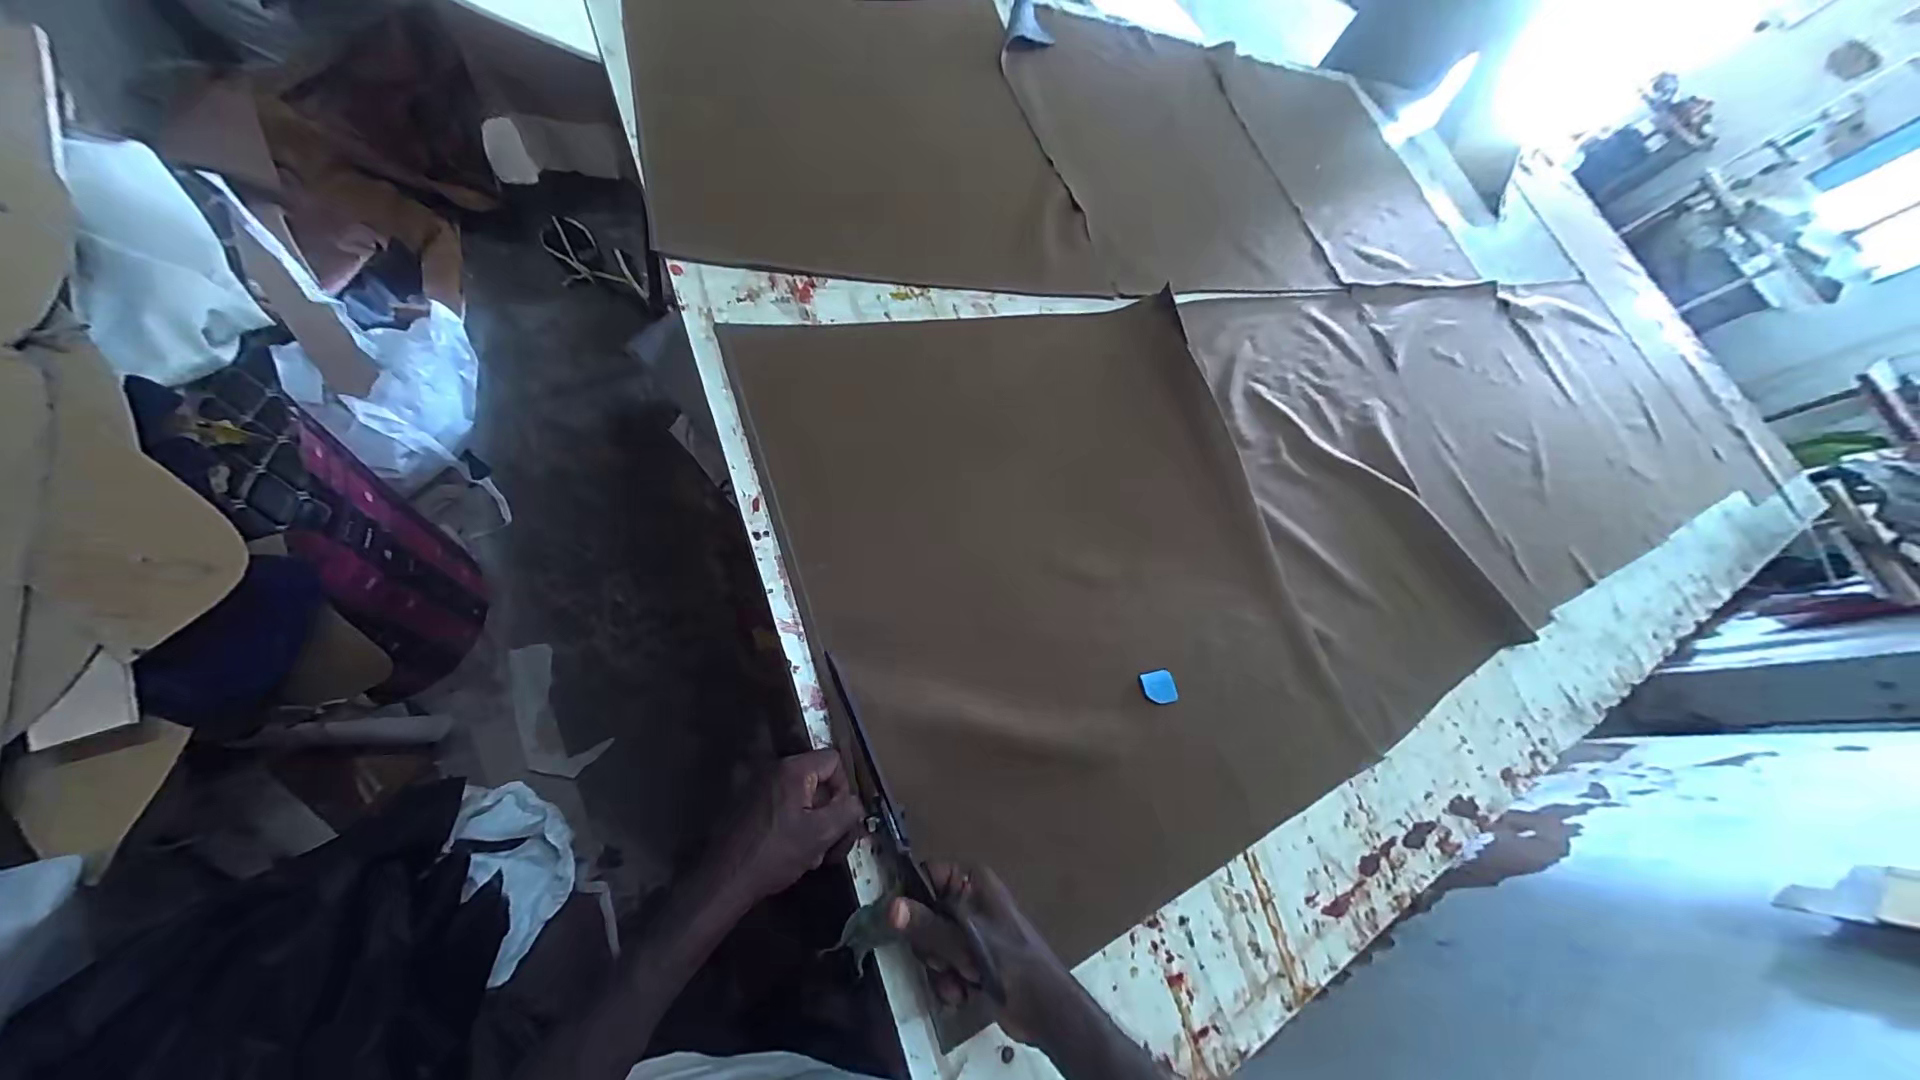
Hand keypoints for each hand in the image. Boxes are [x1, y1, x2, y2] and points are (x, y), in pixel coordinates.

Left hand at [711, 749, 864, 902]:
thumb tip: (855, 802)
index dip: (843, 788)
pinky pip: (781, 805)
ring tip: (809, 855)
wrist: (724, 880)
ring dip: (811, 823)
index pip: (833, 760)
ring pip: (800, 797)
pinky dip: (791, 824)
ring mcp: (756, 786)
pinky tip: (789, 852)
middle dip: (828, 812)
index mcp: (792, 769)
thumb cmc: (774, 854)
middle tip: (828, 843)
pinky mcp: (745, 804)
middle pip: (817, 780)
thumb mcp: (821, 834)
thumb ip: (847, 811)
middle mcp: (773, 769)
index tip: (839, 818)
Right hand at [889, 863, 1082, 1046]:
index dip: (912, 898)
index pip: (927, 874)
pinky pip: (943, 961)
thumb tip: (892, 906)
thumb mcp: (966, 944)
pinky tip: (964, 991)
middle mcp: (970, 898)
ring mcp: (971, 928)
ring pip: (931, 941)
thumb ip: (928, 926)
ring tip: (960, 980)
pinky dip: (949, 980)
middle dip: (930, 945)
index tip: (902, 924)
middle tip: (944, 960)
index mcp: (973, 881)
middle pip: (924, 912)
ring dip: (940, 968)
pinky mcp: (971, 954)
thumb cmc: (1014, 965)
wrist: (1046, 1009)